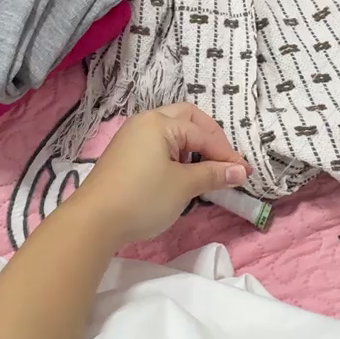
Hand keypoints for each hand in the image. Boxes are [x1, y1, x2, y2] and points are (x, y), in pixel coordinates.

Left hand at [62, 104, 250, 247]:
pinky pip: (159, 143)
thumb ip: (213, 175)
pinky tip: (182, 173)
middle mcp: (145, 121)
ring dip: (193, 144)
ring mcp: (132, 136)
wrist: (94, 220)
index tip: (245, 173)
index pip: (202, 133)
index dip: (226, 153)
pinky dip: (176, 153)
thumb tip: (240, 170)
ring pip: (172, 130)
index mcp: (160, 122)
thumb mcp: (183, 186)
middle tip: (225, 160)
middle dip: (210, 137)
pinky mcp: (126, 153)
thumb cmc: (142, 198)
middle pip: (187, 118)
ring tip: (206, 169)